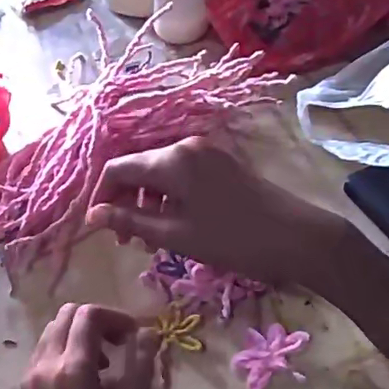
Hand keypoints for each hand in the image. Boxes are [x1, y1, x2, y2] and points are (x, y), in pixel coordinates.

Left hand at [12, 304, 160, 388]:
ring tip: (106, 368)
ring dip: (80, 337)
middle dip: (98, 322)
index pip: (89, 315)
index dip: (117, 317)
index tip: (136, 337)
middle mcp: (43, 366)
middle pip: (66, 316)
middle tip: (123, 347)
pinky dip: (65, 354)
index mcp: (71, 368)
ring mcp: (28, 381)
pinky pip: (43, 356)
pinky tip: (84, 386)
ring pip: (52, 334)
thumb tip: (148, 333)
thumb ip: (141, 368)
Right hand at [84, 137, 349, 286]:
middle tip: (128, 242)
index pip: (117, 168)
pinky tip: (177, 224)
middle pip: (139, 168)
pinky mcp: (222, 163)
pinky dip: (171, 198)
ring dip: (149, 202)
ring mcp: (207, 152)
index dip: (101, 196)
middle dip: (126, 202)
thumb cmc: (231, 239)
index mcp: (171, 160)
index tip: (100, 228)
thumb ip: (131, 222)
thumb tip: (93, 215)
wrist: (296, 237)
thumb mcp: (175, 235)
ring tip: (152, 239)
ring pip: (161, 172)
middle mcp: (186, 146)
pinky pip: (183, 175)